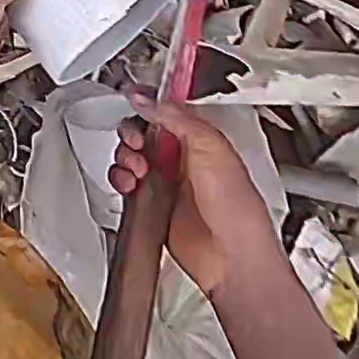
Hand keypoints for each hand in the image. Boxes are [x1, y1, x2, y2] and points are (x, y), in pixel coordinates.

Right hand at [110, 95, 281, 294]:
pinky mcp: (151, 201)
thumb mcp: (211, 148)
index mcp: (199, 139)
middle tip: (137, 141)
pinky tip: (131, 184)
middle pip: (142, 130)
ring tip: (137, 168)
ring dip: (126, 156)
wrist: (232, 260)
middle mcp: (181, 157)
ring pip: (130, 153)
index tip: (132, 99)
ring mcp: (165, 179)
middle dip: (132, 131)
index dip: (147, 102)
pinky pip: (124, 181)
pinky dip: (121, 178)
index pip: (166, 109)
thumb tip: (146, 99)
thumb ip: (176, 117)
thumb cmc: (236, 210)